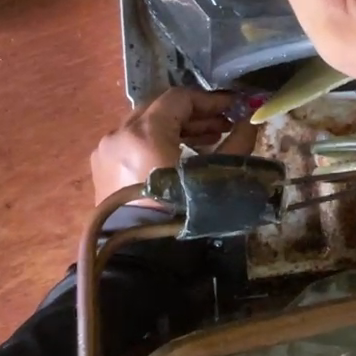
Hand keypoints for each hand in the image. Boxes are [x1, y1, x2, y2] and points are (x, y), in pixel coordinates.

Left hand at [91, 88, 257, 204]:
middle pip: (161, 107)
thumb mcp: (215, 175)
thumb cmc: (182, 212)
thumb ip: (237, 143)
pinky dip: (158, 140)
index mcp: (145, 132)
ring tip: (209, 139)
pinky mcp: (102, 167)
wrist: (142, 256)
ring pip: (146, 123)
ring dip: (177, 127)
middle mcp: (120, 133)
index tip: (234, 106)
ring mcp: (107, 150)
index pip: (179, 98)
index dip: (211, 100)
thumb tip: (252, 122)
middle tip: (224, 123)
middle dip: (195, 113)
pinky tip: (180, 154)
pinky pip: (133, 141)